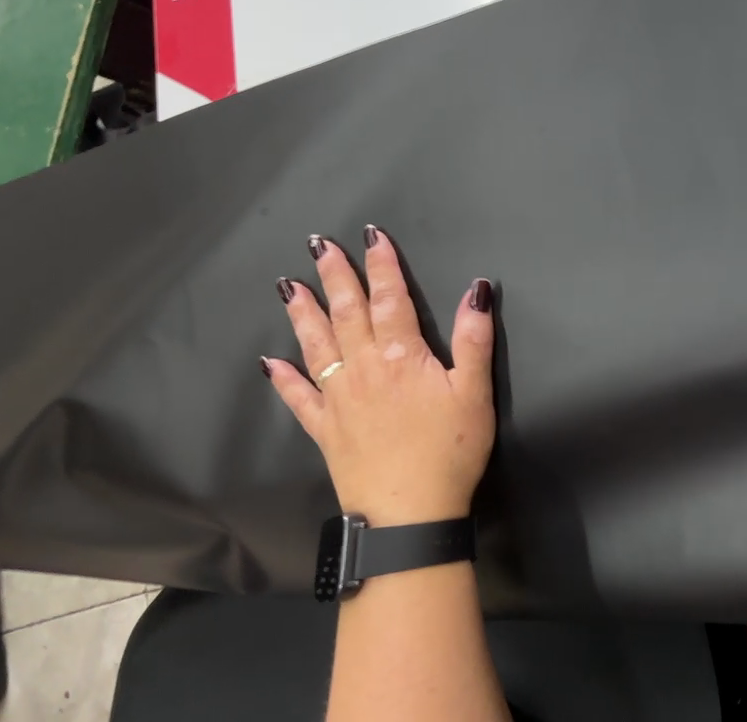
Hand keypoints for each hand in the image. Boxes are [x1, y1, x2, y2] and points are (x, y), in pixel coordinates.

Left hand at [266, 225, 497, 526]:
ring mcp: (338, 399)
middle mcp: (364, 369)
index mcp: (402, 356)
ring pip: (317, 346)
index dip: (382, 265)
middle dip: (335, 277)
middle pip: (348, 314)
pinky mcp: (324, 429)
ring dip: (303, 313)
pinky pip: (298, 398)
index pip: (391, 300)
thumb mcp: (475, 391)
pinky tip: (270, 362)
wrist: (408, 512)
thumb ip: (475, 338)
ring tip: (287, 285)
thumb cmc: (450, 448)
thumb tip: (477, 288)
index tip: (372, 235)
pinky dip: (283, 378)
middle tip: (318, 245)